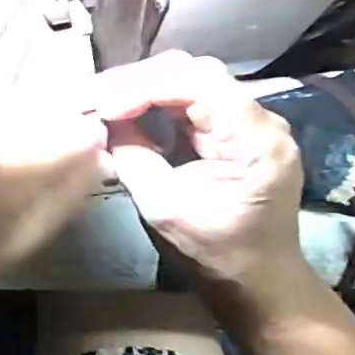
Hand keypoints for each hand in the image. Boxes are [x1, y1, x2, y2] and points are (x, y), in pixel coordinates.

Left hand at [0, 54, 103, 330]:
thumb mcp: (14, 246)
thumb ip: (66, 190)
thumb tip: (96, 140)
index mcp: (6, 169)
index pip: (76, 120)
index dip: (80, 128)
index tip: (72, 135)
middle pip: (36, 71)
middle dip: (46, 86)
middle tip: (38, 106)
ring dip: (9, 55)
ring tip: (4, 79)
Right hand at [91, 52, 319, 331]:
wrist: (256, 282)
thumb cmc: (212, 252)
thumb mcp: (162, 206)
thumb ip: (132, 156)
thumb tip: (102, 120)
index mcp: (255, 139)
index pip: (196, 85)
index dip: (142, 88)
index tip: (101, 108)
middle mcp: (259, 120)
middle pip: (194, 72)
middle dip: (138, 80)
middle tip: (94, 98)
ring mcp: (247, 123)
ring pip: (190, 79)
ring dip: (143, 86)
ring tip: (104, 100)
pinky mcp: (231, 131)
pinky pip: (190, 99)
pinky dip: (153, 100)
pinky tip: (126, 109)